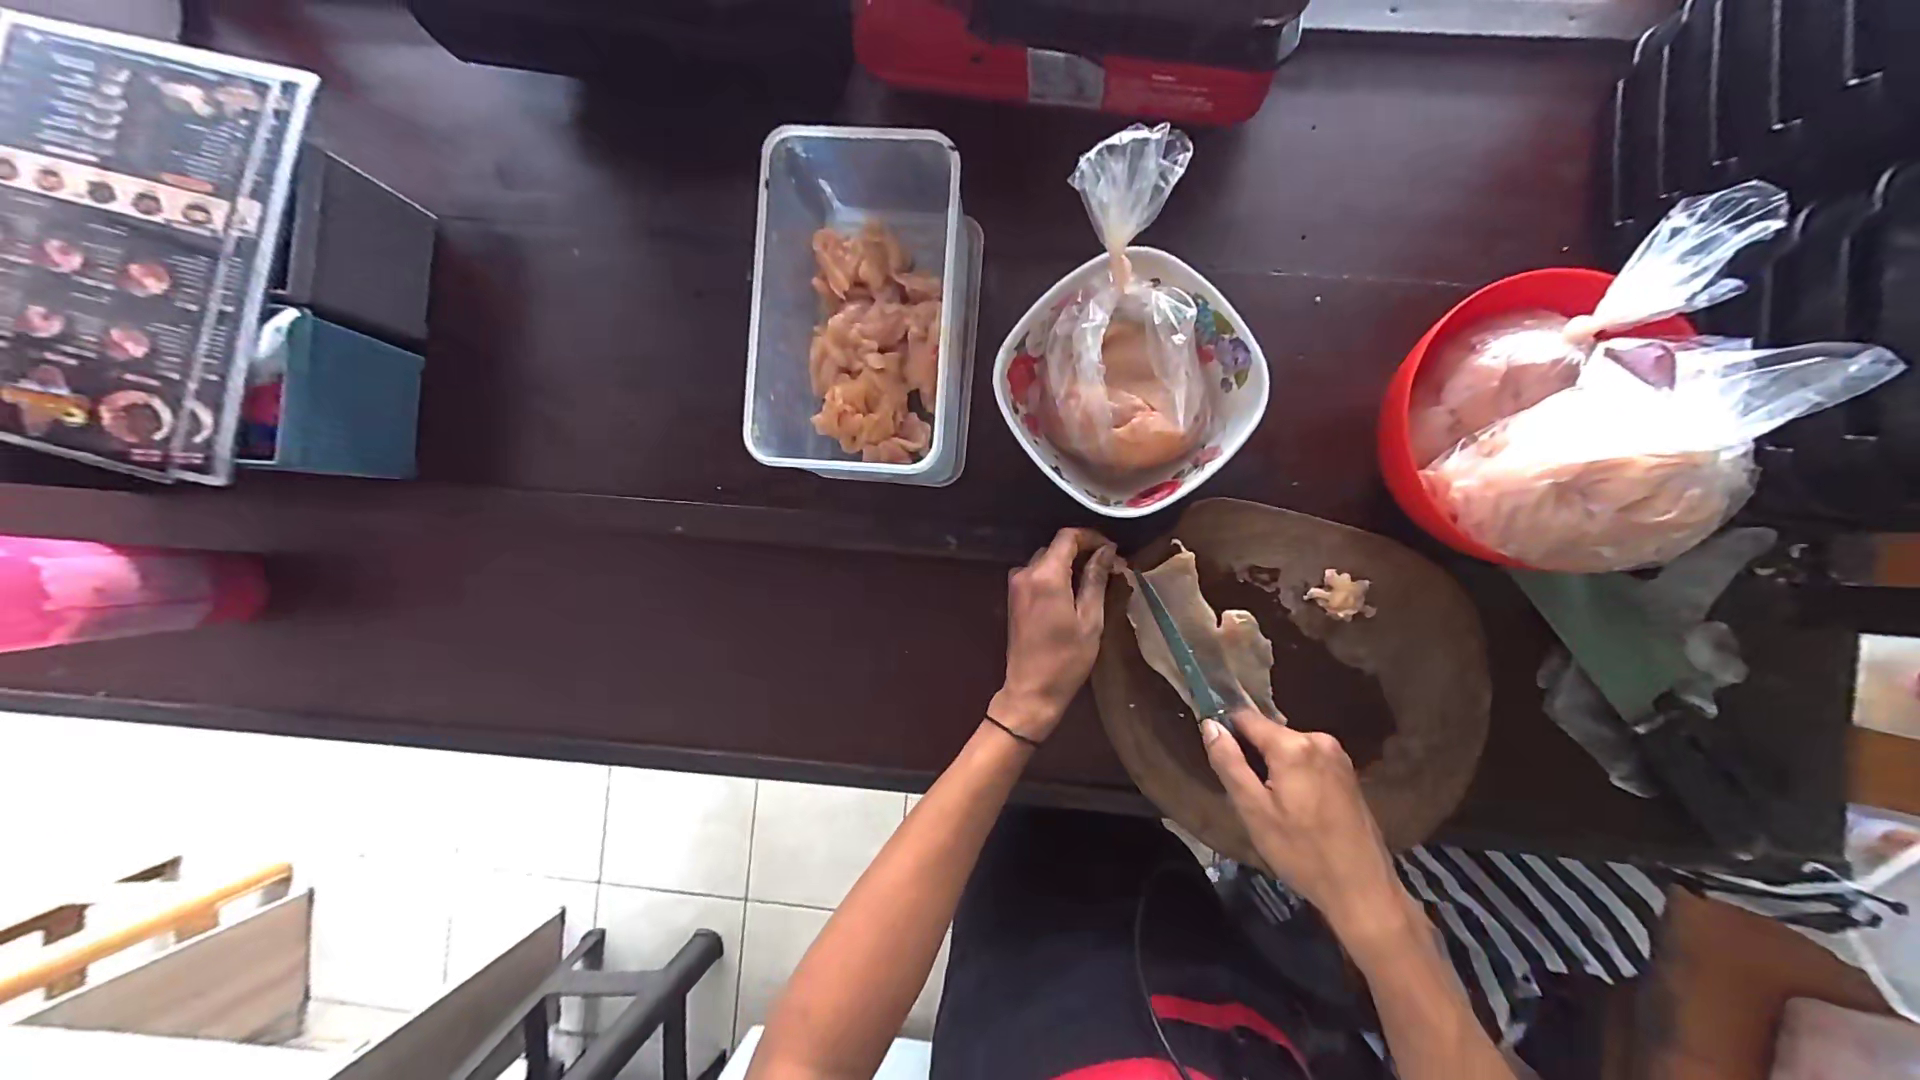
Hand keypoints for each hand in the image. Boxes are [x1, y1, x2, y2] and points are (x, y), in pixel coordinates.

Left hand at [988, 528, 1117, 742]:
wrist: (1031, 689)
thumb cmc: (1066, 658)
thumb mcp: (1090, 619)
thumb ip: (1095, 579)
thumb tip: (1107, 551)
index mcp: (1045, 576)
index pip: (1067, 537)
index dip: (1092, 536)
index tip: (1112, 549)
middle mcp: (1025, 573)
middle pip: (1056, 547)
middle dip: (1083, 551)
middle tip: (1109, 568)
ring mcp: (1016, 585)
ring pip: (1046, 560)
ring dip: (1069, 563)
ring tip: (1095, 580)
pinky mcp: (1014, 597)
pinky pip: (1036, 574)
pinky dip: (1055, 575)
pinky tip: (1074, 591)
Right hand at [1202, 708, 1417, 953]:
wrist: (1364, 891)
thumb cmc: (1302, 852)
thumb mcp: (1253, 810)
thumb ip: (1228, 762)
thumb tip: (1210, 724)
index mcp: (1293, 745)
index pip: (1245, 717)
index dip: (1227, 735)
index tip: (1222, 763)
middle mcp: (1319, 739)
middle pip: (1268, 732)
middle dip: (1252, 755)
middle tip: (1249, 794)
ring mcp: (1338, 756)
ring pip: (1286, 747)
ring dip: (1272, 766)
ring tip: (1272, 805)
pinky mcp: (1348, 773)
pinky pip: (1306, 759)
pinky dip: (1293, 774)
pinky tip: (1295, 807)